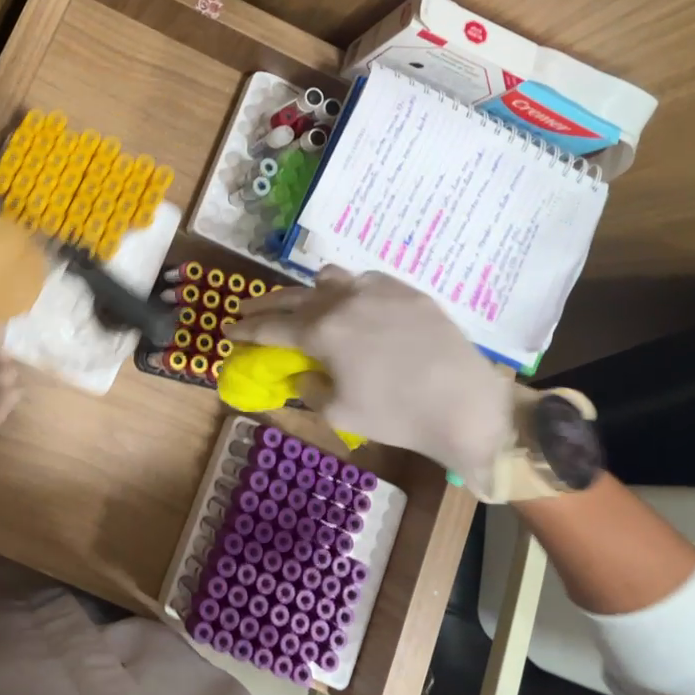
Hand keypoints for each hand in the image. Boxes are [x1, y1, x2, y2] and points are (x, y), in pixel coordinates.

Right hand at [225, 267, 513, 493]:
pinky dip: (351, 292)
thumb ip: (309, 387)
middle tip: (246, 309)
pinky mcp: (405, 290)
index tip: (228, 329)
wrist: (466, 405)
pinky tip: (358, 309)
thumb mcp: (340, 412)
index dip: (245, 329)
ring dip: (310, 292)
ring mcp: (375, 290)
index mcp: (320, 332)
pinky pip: (365, 281)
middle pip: (290, 297)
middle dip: (263, 304)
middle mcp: (341, 301)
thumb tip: (299, 373)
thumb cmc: (398, 416)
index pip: (270, 327)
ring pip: (329, 279)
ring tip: (309, 305)